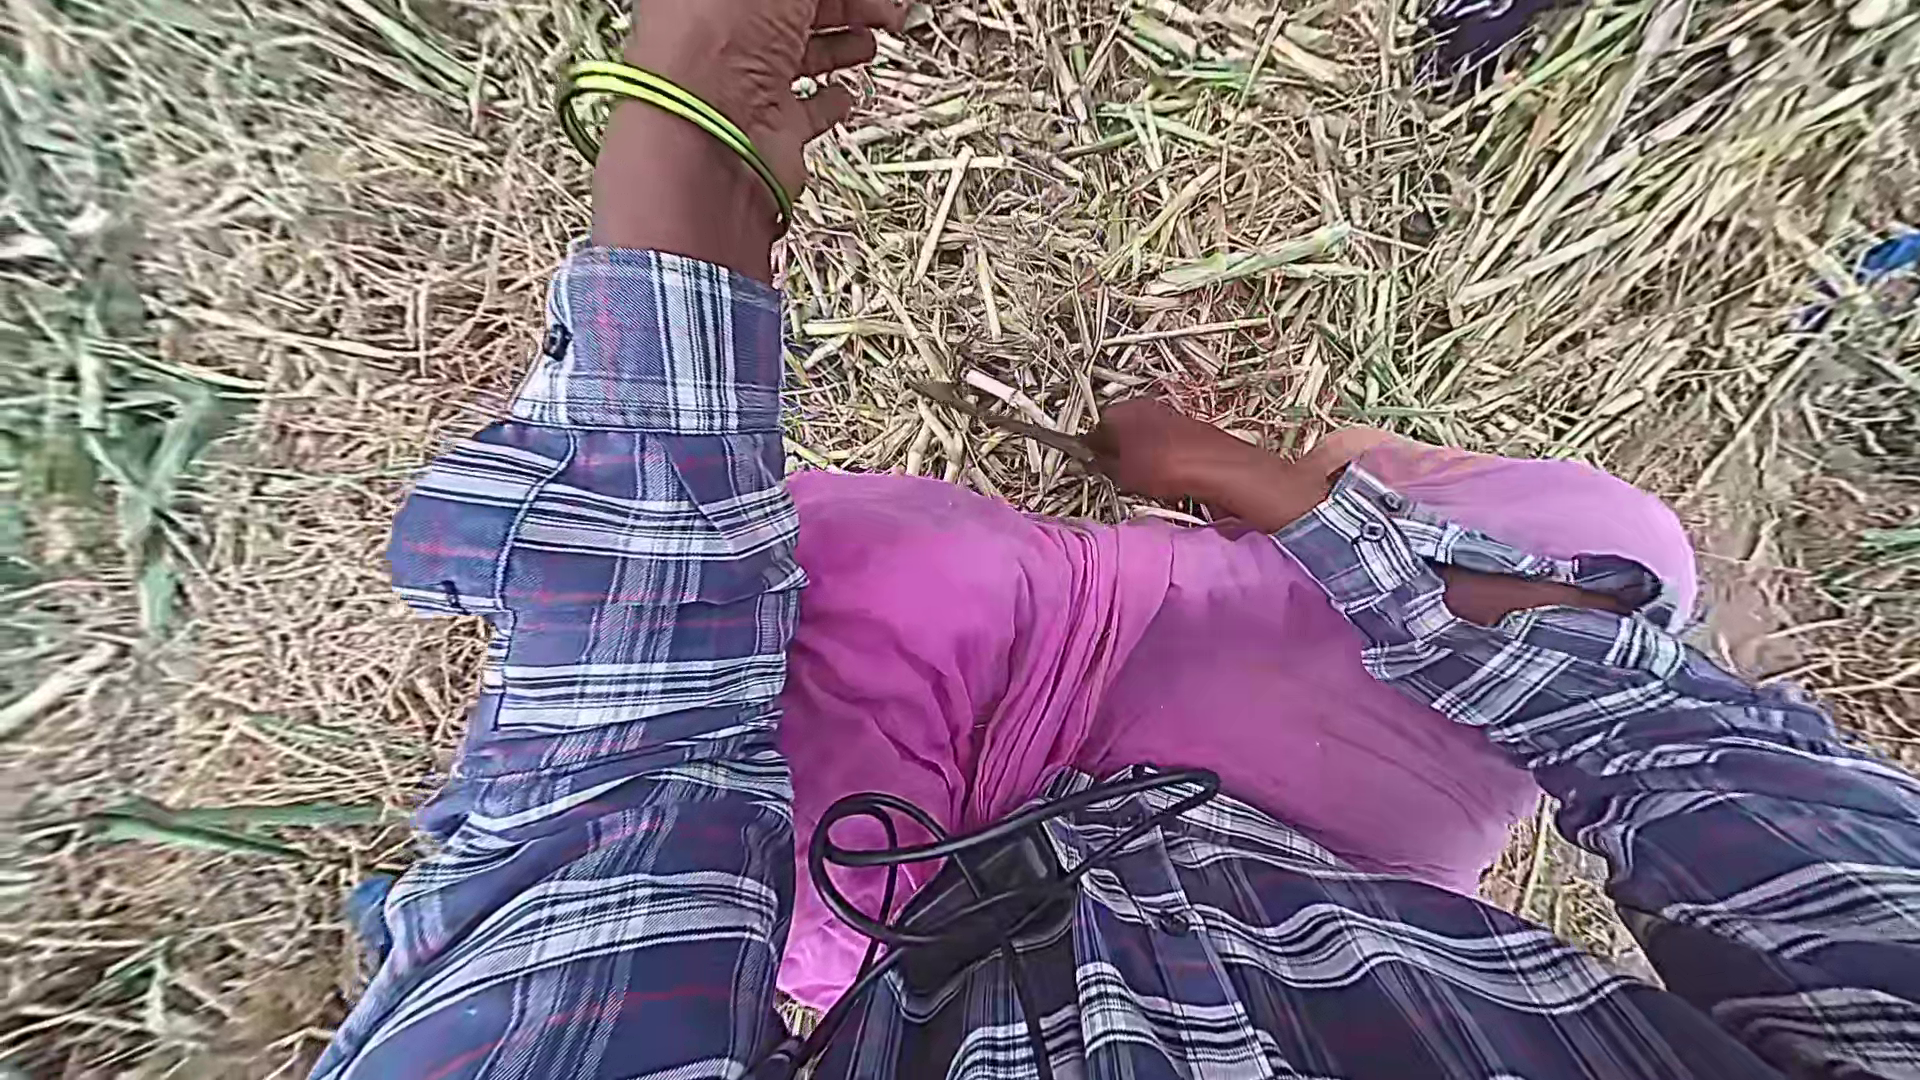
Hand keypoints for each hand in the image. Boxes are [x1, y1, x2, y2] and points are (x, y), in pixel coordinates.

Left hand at [624, 0, 907, 197]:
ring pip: (807, 55)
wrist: (718, 132)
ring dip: (842, 46)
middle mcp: (735, 28)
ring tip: (871, 40)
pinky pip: (808, 111)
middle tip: (888, 6)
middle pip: (800, 8)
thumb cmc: (721, 37)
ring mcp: (756, 80)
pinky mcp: (776, 127)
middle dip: (847, 3)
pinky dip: (830, 103)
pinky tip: (846, 94)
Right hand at [1084, 399, 1256, 499]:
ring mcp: (1171, 415)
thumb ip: (1100, 463)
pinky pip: (1164, 443)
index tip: (1092, 465)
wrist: (1217, 467)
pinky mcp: (1190, 429)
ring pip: (1144, 436)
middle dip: (1117, 450)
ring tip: (1141, 478)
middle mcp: (1146, 406)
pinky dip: (1160, 457)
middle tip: (1115, 474)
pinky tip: (1165, 477)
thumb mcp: (1121, 471)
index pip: (1097, 425)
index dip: (1092, 447)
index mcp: (1123, 409)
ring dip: (1139, 454)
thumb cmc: (1162, 466)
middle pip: (1121, 429)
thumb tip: (1089, 460)